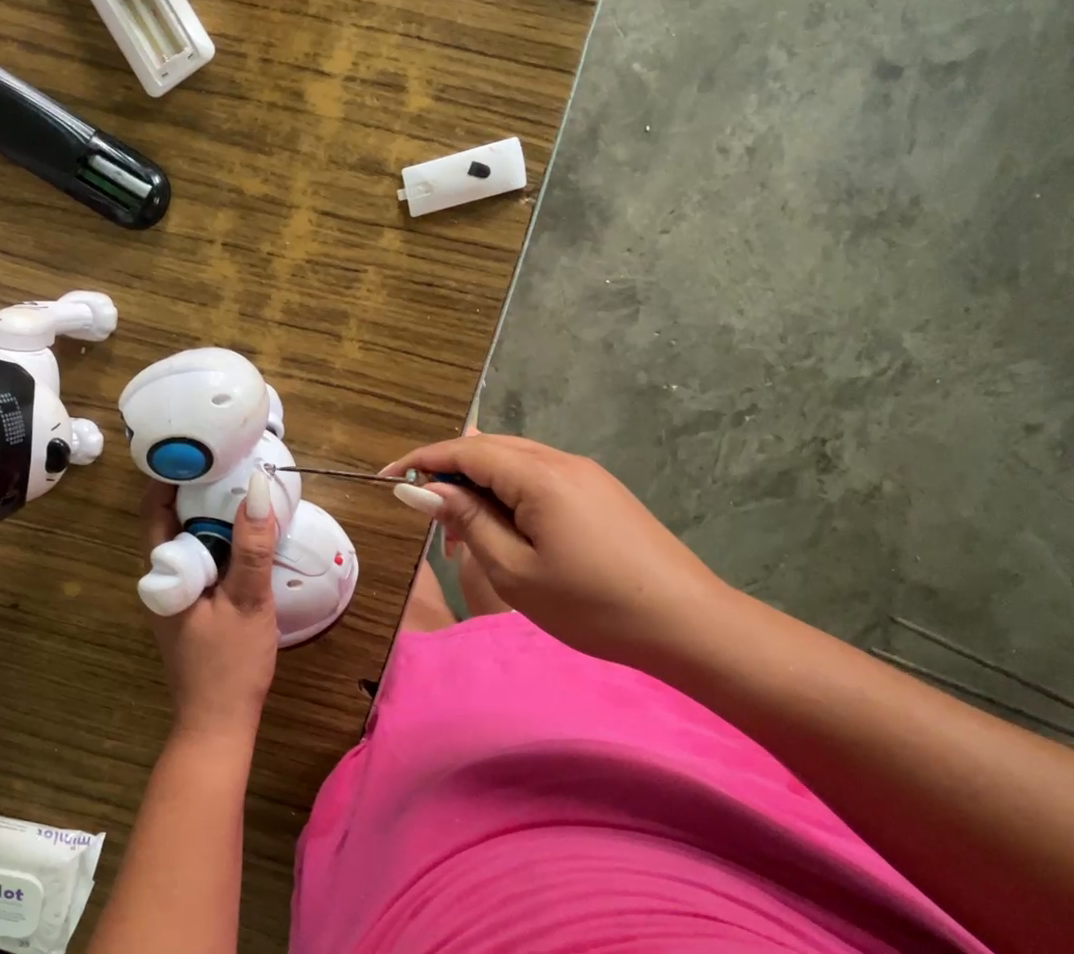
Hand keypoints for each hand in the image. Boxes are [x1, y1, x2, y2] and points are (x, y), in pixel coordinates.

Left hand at [138, 474, 280, 740]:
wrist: (217, 725)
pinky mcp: (190, 610)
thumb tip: (258, 488)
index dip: (172, 475)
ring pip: (187, 542)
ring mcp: (174, 596)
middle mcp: (160, 579)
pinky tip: (245, 539)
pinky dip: (218, 543)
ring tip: (242, 491)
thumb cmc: (229, 665)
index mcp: (163, 572)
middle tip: (231, 462)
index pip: (155, 508)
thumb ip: (252, 547)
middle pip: (171, 521)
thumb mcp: (247, 601)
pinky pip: (200, 563)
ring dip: (210, 516)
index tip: (200, 447)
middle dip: (197, 490)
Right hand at [383, 435, 731, 662]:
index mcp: (538, 476)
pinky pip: (538, 477)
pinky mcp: (600, 493)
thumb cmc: (591, 604)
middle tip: (425, 517)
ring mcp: (586, 475)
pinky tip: (503, 530)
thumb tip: (419, 489)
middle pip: (488, 448)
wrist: (688, 625)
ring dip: (478, 486)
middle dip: (448, 474)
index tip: (384, 481)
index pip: (464, 450)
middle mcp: (562, 461)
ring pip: (514, 462)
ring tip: (461, 533)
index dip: (420, 461)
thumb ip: (465, 521)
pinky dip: (507, 494)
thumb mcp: (513, 569)